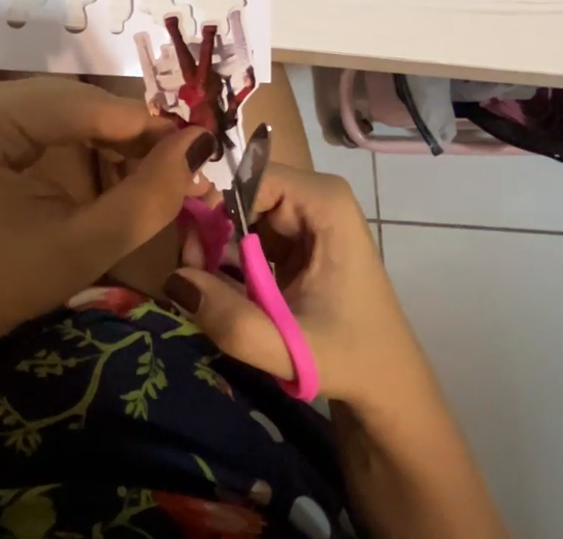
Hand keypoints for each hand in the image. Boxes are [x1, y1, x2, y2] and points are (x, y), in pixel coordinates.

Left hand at [0, 78, 216, 360]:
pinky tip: (126, 178)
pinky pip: (59, 125)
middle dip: (136, 137)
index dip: (149, 127)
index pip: (85, 105)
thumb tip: (200, 144)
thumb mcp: (80, 248)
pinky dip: (95, 150)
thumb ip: (145, 198)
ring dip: (121, 143)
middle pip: (81, 102)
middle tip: (190, 172)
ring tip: (165, 179)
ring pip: (76, 111)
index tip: (205, 153)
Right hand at [166, 163, 408, 406]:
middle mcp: (315, 196)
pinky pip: (245, 233)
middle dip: (211, 235)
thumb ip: (230, 317)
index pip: (247, 177)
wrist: (387, 384)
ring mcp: (304, 215)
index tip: (198, 259)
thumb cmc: (350, 359)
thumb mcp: (287, 347)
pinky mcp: (294, 237)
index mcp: (325, 201)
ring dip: (215, 251)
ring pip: (236, 214)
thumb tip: (175, 281)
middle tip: (195, 280)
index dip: (216, 213)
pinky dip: (228, 261)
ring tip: (208, 291)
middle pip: (239, 193)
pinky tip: (224, 292)